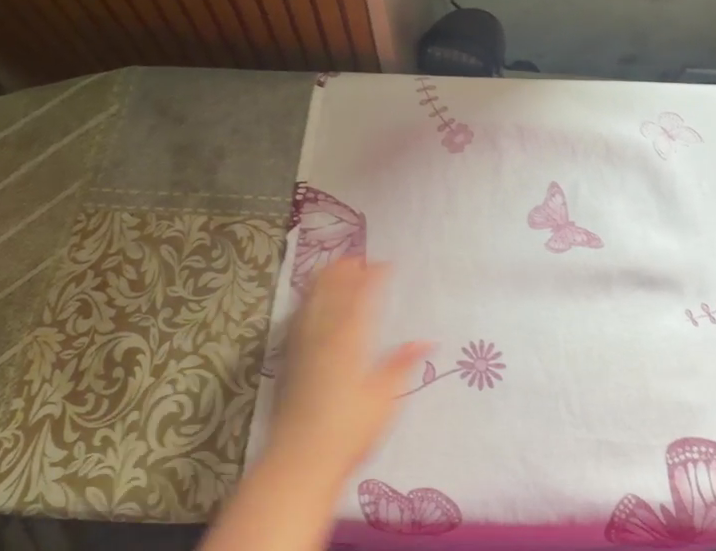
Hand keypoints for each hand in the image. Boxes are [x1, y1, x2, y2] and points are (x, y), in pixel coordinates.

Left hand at [269, 258, 430, 481]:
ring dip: (323, 280)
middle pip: (332, 292)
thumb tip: (426, 341)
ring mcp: (303, 346)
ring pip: (312, 301)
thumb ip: (402, 365)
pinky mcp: (289, 360)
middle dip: (344, 271)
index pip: (363, 297)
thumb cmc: (350, 431)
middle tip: (356, 257)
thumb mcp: (385, 399)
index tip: (385, 263)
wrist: (301, 459)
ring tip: (333, 266)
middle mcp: (325, 336)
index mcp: (351, 340)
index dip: (374, 277)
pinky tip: (309, 302)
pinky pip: (298, 318)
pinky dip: (307, 301)